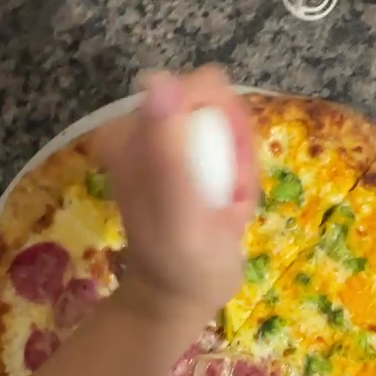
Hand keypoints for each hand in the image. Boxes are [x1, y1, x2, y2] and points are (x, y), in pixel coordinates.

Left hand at [93, 66, 258, 329]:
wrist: (183, 295)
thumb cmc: (181, 263)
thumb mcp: (177, 211)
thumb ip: (168, 150)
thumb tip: (159, 79)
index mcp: (133, 129)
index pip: (200, 90)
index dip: (228, 130)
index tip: (226, 178)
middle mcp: (150, 127)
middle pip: (221, 107)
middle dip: (236, 154)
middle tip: (227, 200)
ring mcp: (174, 142)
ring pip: (234, 130)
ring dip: (242, 172)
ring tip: (227, 210)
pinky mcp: (192, 159)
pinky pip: (235, 152)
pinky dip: (242, 182)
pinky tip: (230, 211)